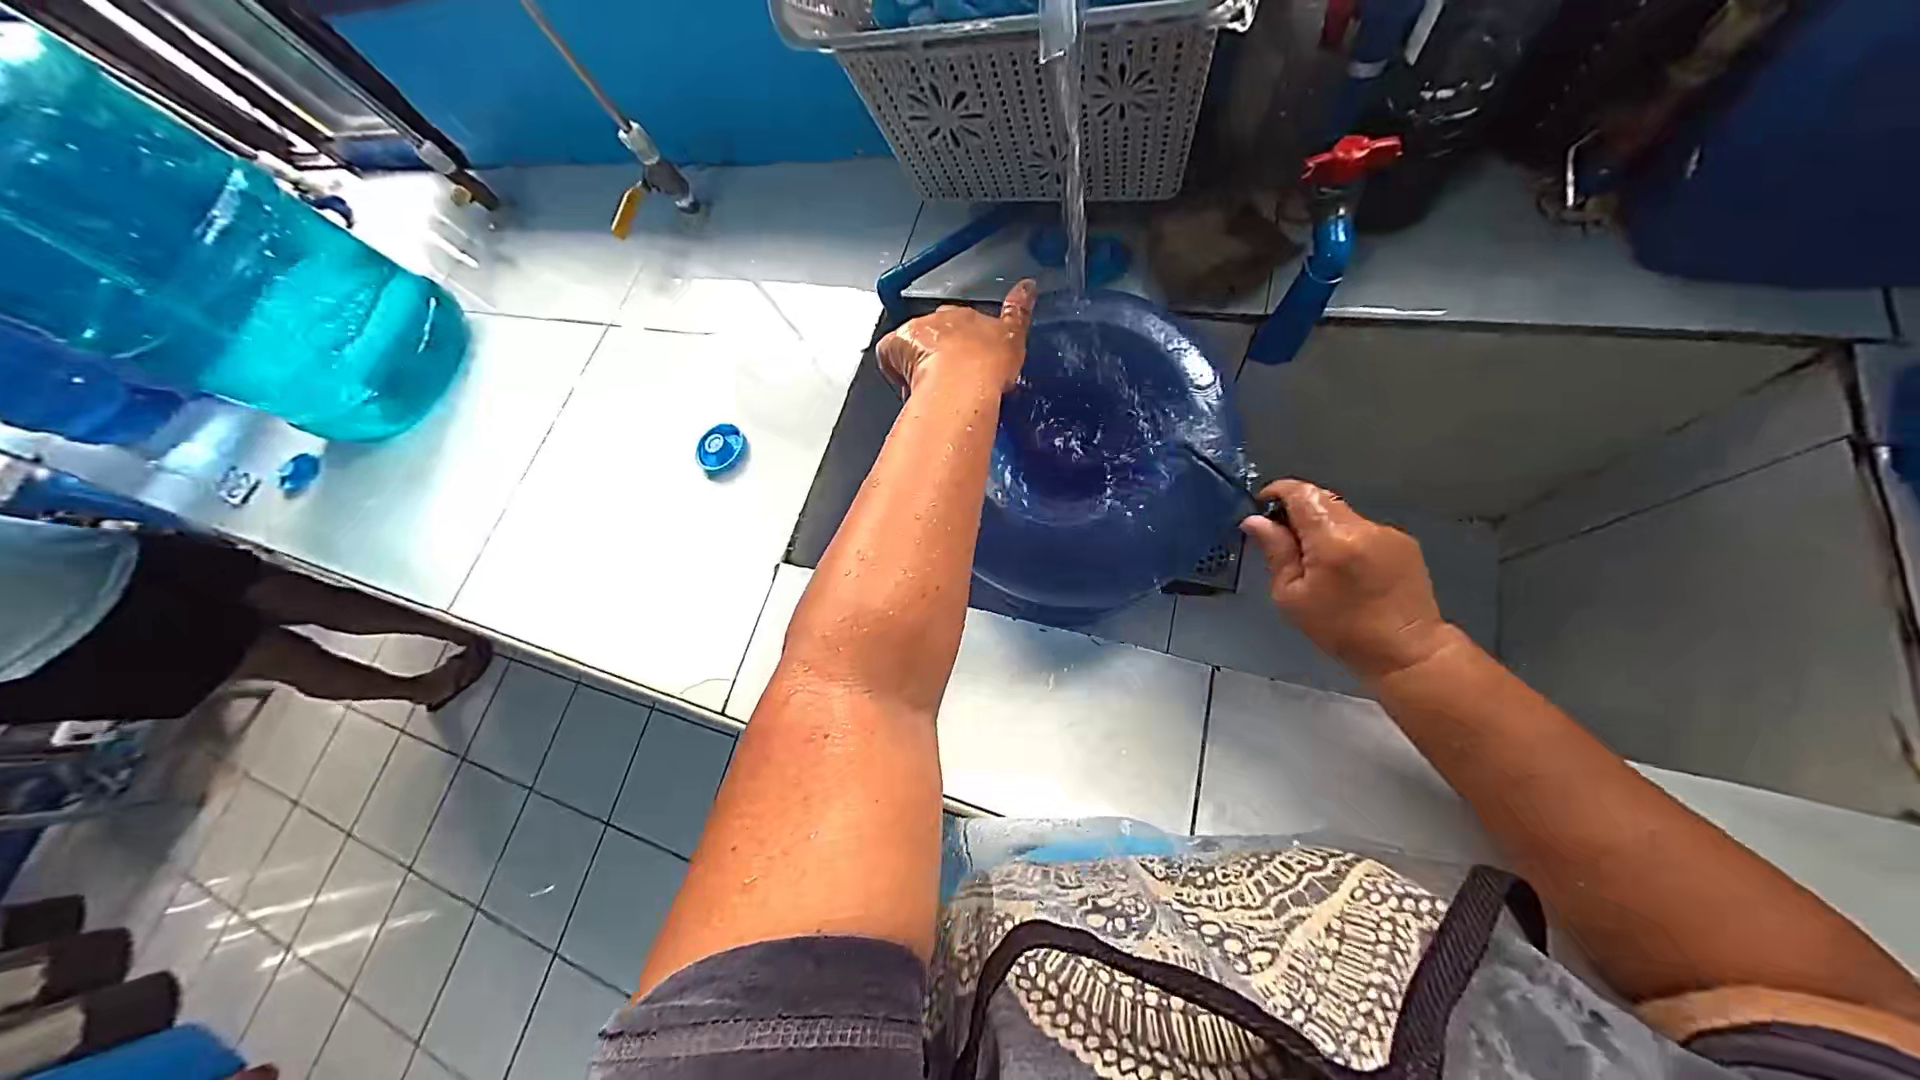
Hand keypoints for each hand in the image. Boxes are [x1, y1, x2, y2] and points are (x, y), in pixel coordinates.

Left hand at [876, 279, 1036, 394]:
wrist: (963, 379)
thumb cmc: (990, 363)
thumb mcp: (1015, 336)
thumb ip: (1019, 312)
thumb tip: (1028, 286)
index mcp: (968, 314)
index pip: (965, 319)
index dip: (966, 340)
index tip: (970, 356)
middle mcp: (940, 318)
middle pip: (935, 330)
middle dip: (940, 351)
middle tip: (951, 378)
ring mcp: (916, 332)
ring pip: (912, 343)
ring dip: (918, 362)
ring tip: (931, 387)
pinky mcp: (895, 346)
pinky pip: (889, 355)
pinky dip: (894, 370)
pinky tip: (908, 387)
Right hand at [1240, 480, 1458, 681]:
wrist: (1406, 651)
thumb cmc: (1341, 629)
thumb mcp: (1291, 595)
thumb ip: (1275, 551)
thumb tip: (1256, 521)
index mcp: (1332, 539)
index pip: (1301, 493)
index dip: (1277, 492)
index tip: (1263, 506)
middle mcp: (1363, 527)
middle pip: (1322, 500)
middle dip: (1298, 513)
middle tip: (1285, 542)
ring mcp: (1388, 533)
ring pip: (1343, 516)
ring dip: (1324, 529)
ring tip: (1318, 564)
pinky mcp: (1403, 543)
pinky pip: (1364, 530)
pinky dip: (1347, 541)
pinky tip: (1347, 572)